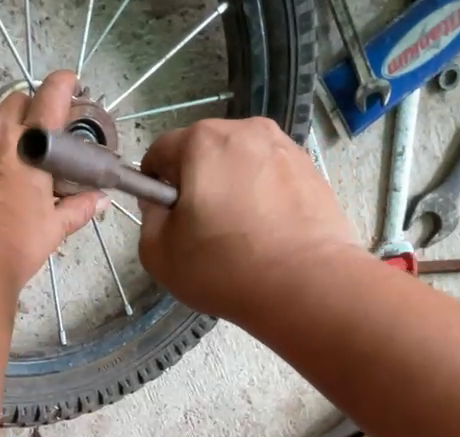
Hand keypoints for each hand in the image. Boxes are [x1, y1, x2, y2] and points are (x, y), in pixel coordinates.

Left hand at [0, 71, 107, 290]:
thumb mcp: (55, 227)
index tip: (68, 87)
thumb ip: (79, 207)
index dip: (63, 84)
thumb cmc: (17, 246)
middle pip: (16, 99)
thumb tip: (100, 199)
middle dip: (28, 110)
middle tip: (32, 132)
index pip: (52, 95)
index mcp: (32, 145)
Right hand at [138, 118, 362, 320]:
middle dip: (195, 182)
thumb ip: (149, 217)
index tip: (163, 215)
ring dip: (230, 188)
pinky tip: (264, 234)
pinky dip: (261, 197)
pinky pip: (271, 177)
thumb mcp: (158, 252)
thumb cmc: (221, 267)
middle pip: (204, 152)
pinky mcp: (310, 169)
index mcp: (202, 142)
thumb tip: (161, 202)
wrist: (303, 282)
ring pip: (240, 163)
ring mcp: (283, 146)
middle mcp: (245, 130)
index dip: (154, 183)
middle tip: (199, 229)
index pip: (161, 151)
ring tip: (236, 234)